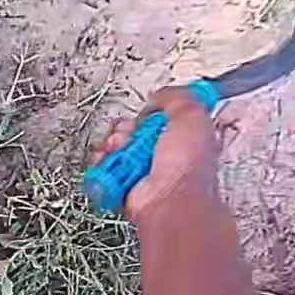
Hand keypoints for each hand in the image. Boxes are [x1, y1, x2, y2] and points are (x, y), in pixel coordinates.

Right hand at [91, 87, 221, 222]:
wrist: (168, 201)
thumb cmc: (187, 166)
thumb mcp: (192, 115)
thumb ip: (176, 97)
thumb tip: (159, 94)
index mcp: (181, 139)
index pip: (156, 119)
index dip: (148, 114)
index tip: (148, 114)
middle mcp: (160, 157)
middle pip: (131, 132)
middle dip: (125, 129)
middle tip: (130, 134)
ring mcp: (140, 173)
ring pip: (114, 150)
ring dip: (113, 146)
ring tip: (120, 149)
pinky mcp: (123, 187)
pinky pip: (103, 170)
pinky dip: (102, 164)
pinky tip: (110, 163)